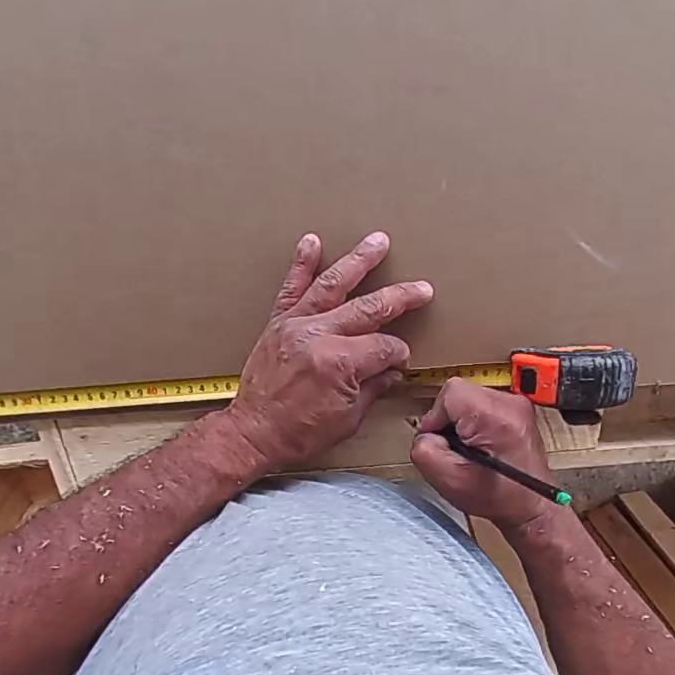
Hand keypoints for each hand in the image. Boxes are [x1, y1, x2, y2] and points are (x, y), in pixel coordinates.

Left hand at [218, 232, 433, 471]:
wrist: (253, 433)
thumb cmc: (297, 433)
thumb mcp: (347, 420)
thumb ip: (372, 389)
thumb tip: (391, 371)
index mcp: (340, 363)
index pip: (384, 346)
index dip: (398, 354)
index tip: (401, 361)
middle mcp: (319, 336)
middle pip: (368, 309)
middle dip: (399, 298)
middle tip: (421, 289)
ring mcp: (296, 326)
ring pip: (332, 284)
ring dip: (358, 261)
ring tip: (378, 242)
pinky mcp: (277, 325)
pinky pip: (291, 289)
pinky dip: (301, 265)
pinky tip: (311, 243)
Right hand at [410, 377, 559, 530]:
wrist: (530, 505)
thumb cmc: (498, 496)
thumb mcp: (447, 479)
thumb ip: (423, 449)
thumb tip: (424, 433)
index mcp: (495, 417)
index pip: (449, 393)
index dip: (435, 418)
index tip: (442, 441)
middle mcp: (511, 404)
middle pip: (459, 393)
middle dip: (448, 420)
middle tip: (455, 448)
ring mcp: (517, 405)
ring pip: (468, 398)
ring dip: (460, 422)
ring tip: (468, 449)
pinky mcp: (517, 410)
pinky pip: (481, 405)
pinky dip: (472, 423)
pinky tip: (478, 445)